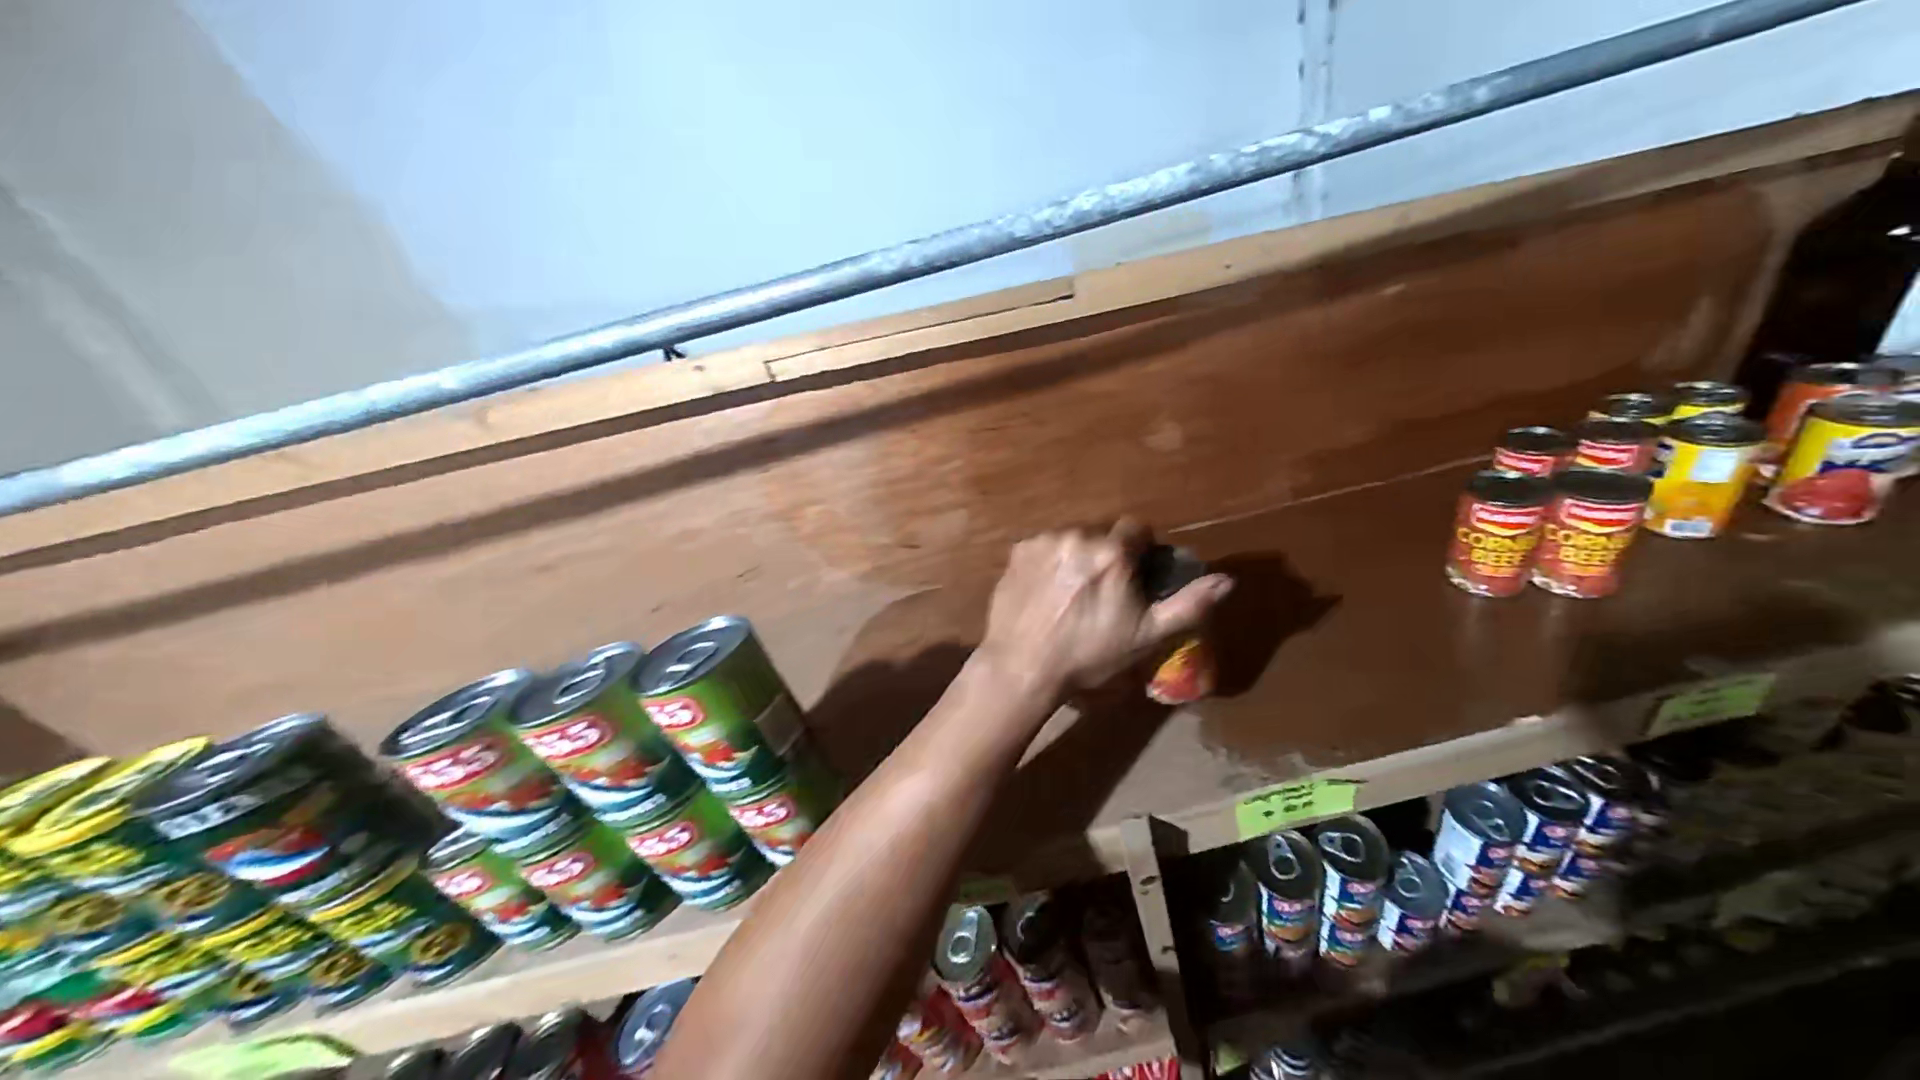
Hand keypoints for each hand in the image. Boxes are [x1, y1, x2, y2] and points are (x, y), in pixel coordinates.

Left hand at [978, 521, 1231, 697]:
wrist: (1023, 667)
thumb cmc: (1089, 655)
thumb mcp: (1146, 636)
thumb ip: (1189, 604)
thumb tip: (1227, 580)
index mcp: (1112, 552)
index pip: (1137, 529)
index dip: (1139, 552)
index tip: (1134, 577)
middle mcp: (1077, 535)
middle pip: (1102, 535)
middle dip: (1107, 556)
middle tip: (1101, 592)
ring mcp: (1043, 541)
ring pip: (1072, 540)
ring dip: (1076, 557)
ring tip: (1070, 594)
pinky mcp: (1017, 551)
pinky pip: (1044, 547)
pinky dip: (1049, 562)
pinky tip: (1045, 592)